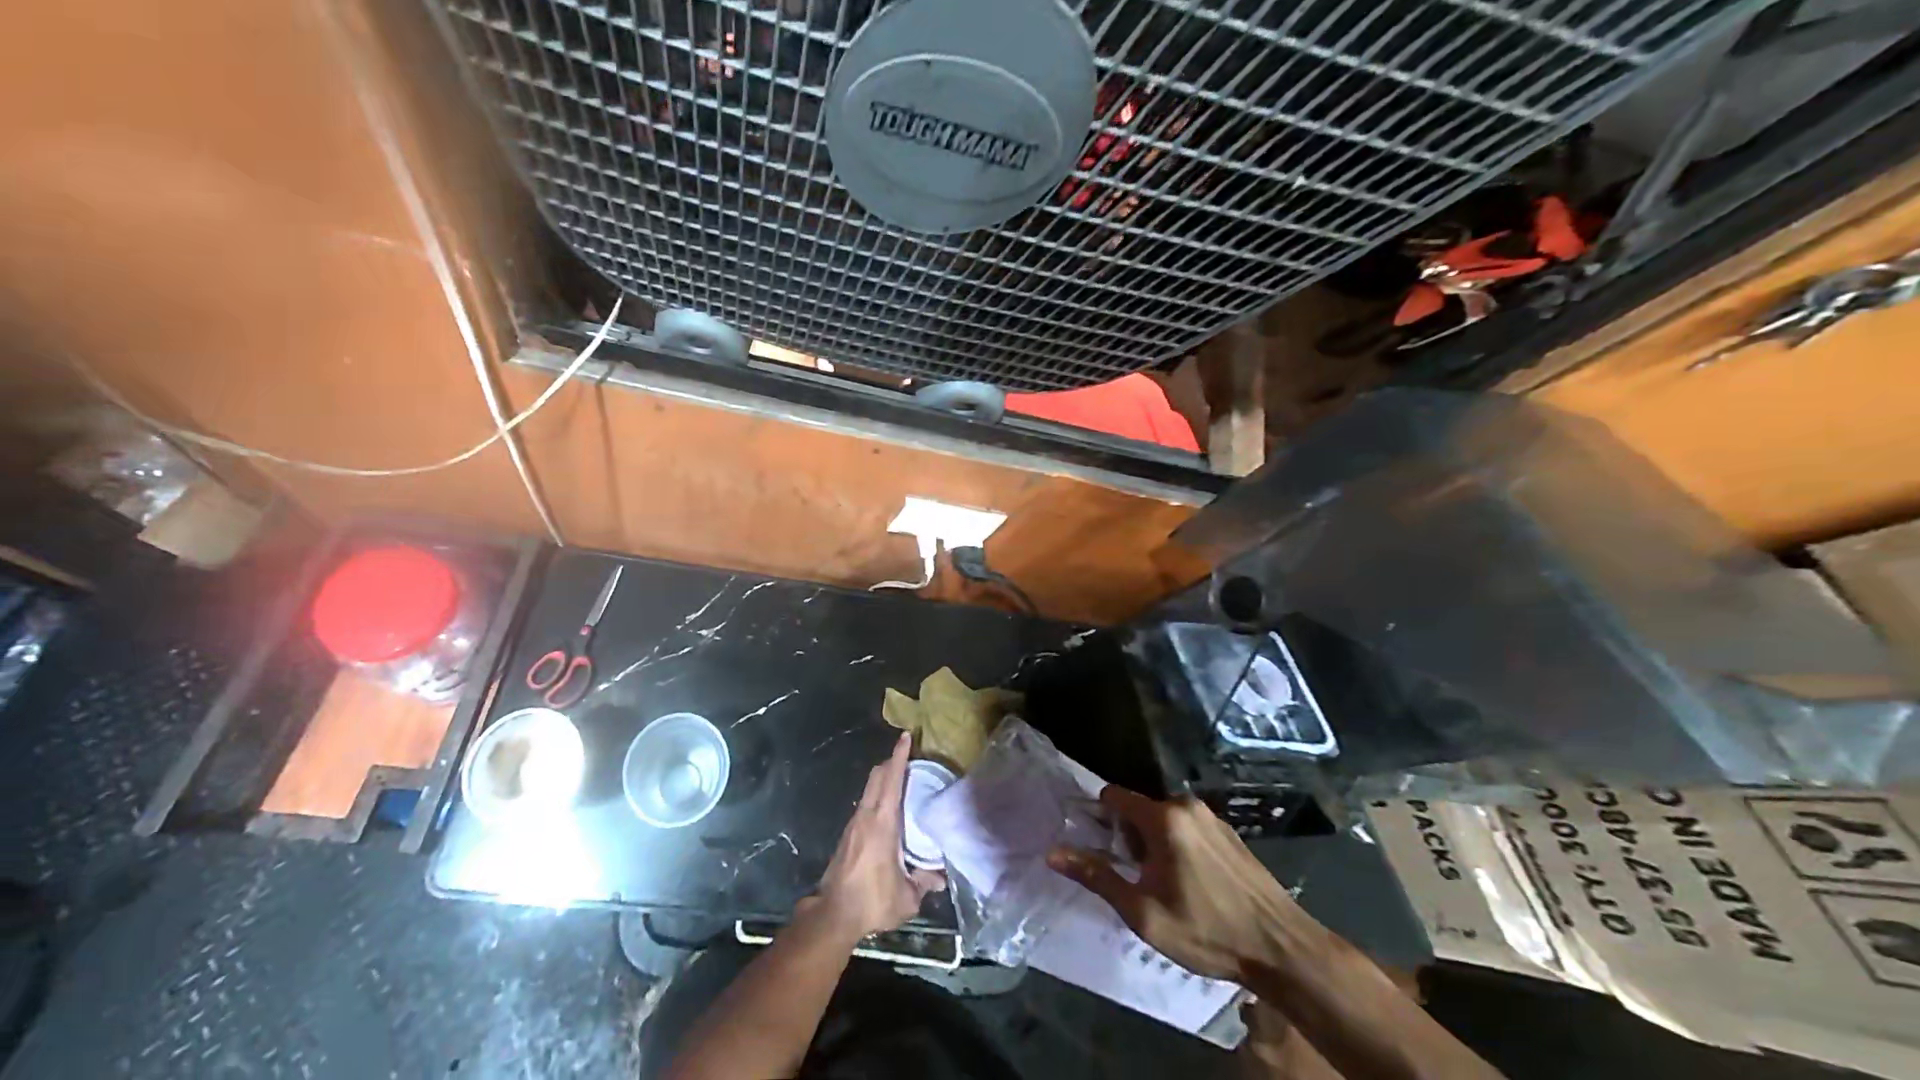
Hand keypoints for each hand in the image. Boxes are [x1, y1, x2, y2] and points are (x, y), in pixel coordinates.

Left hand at [806, 732, 944, 945]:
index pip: (891, 780)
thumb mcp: (907, 896)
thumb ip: (924, 882)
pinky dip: (877, 797)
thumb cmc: (872, 900)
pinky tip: (887, 810)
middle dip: (891, 762)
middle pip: (877, 777)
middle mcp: (866, 816)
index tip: (905, 737)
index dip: (899, 757)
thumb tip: (940, 878)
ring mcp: (853, 825)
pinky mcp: (847, 836)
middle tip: (908, 756)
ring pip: (869, 790)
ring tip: (901, 781)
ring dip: (883, 780)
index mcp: (882, 822)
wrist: (833, 915)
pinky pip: (865, 805)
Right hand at [1047, 785, 1302, 982]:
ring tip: (1162, 885)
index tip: (1096, 845)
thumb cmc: (1206, 931)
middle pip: (1139, 809)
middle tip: (1133, 877)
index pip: (1114, 796)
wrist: (1280, 947)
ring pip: (1164, 819)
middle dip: (1128, 837)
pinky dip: (1177, 845)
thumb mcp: (1142, 912)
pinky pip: (1188, 827)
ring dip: (1153, 843)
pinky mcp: (1229, 832)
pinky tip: (1189, 883)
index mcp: (1164, 818)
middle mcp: (1187, 806)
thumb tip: (1054, 853)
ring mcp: (1212, 817)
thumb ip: (1098, 877)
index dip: (1099, 818)